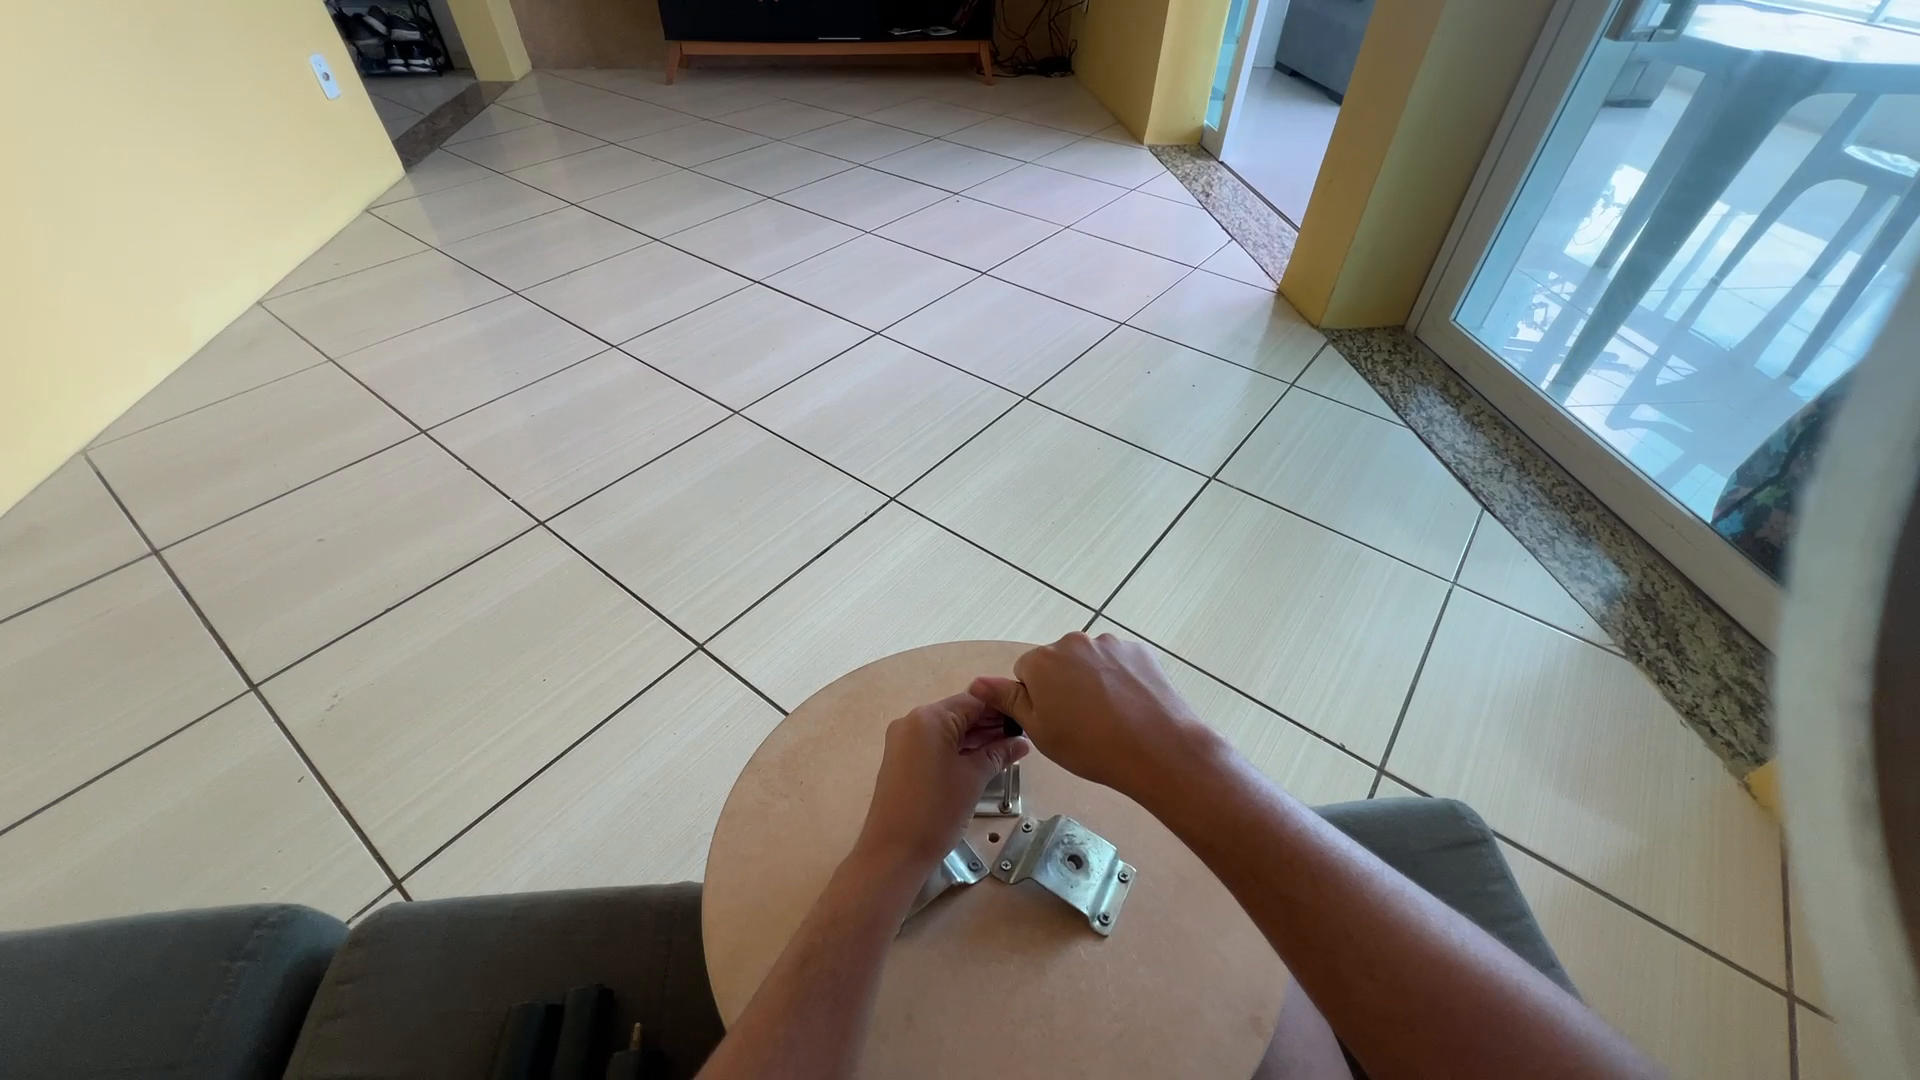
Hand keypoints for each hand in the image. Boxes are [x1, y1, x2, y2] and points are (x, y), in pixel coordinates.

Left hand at [852, 692, 1029, 872]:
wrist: (894, 852)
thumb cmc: (936, 811)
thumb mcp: (973, 778)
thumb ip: (998, 753)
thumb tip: (1021, 742)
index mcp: (930, 718)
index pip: (974, 700)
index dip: (1001, 709)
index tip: (1025, 720)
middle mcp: (913, 721)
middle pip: (959, 713)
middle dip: (989, 724)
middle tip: (1021, 738)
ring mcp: (904, 740)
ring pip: (947, 729)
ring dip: (975, 738)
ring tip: (1007, 750)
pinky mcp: (901, 758)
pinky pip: (935, 744)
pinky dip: (958, 749)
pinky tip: (982, 758)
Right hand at [969, 632, 1211, 799]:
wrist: (1157, 749)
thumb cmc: (1091, 747)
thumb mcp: (1039, 730)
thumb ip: (1007, 700)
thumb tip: (977, 682)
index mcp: (1041, 662)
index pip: (1025, 673)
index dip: (1036, 699)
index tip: (1054, 720)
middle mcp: (1072, 643)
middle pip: (1058, 662)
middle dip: (1063, 684)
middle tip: (1080, 722)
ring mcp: (1109, 643)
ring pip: (1089, 661)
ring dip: (1092, 680)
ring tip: (1109, 717)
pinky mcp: (1138, 650)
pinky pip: (1119, 661)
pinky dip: (1120, 678)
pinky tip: (1129, 706)